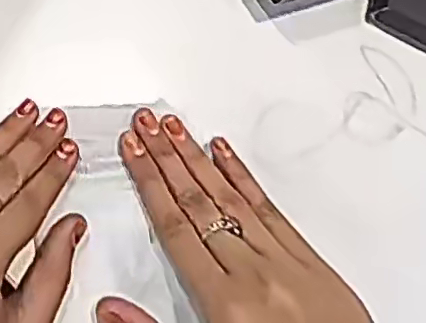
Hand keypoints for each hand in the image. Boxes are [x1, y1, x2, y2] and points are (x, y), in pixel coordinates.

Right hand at [101, 109, 371, 322]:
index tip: (131, 148)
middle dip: (164, 155)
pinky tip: (225, 152)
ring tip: (174, 126)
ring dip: (196, 156)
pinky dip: (244, 178)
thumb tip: (108, 309)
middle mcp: (254, 277)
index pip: (173, 225)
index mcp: (225, 306)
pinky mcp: (317, 269)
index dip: (147, 180)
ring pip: (230, 198)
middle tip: (145, 122)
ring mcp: (287, 268)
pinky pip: (272, 213)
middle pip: (196, 202)